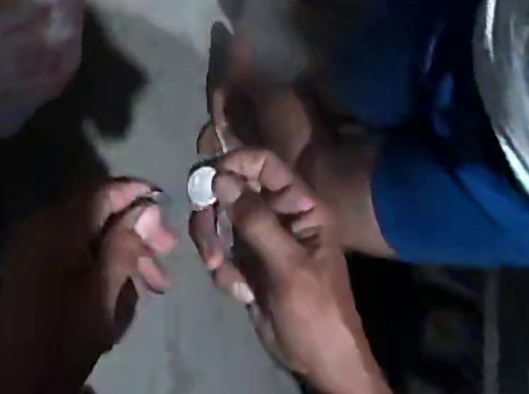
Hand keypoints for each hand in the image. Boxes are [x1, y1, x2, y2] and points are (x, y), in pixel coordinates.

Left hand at [0, 179, 178, 393]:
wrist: (8, 377)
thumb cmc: (60, 335)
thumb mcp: (102, 295)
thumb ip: (125, 246)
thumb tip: (148, 207)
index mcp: (60, 223)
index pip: (104, 190)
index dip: (137, 192)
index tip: (166, 204)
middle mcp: (45, 221)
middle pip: (99, 208)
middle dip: (134, 227)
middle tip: (166, 252)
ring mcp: (36, 240)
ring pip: (90, 230)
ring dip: (122, 247)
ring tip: (152, 283)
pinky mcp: (33, 261)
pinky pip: (75, 245)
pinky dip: (100, 257)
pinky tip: (121, 285)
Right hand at [189, 150, 390, 393]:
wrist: (320, 366)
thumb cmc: (316, 312)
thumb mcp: (289, 267)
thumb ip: (255, 220)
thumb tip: (219, 177)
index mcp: (298, 204)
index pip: (263, 162)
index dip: (235, 162)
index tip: (210, 179)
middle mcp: (275, 212)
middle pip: (230, 186)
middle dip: (213, 211)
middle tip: (207, 238)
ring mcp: (258, 234)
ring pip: (217, 214)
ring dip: (211, 241)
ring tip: (219, 268)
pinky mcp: (244, 258)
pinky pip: (217, 245)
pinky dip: (220, 267)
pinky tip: (239, 292)